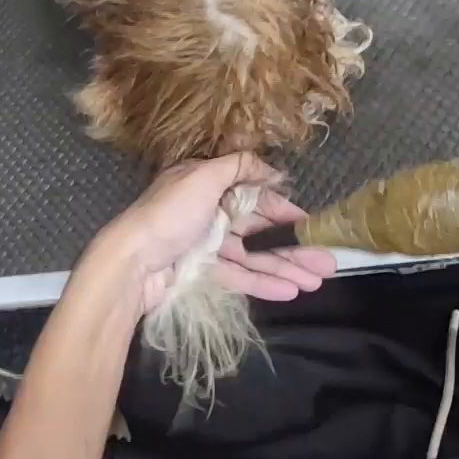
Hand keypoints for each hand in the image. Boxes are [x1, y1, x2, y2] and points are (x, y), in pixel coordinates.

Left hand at [82, 153, 335, 314]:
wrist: (131, 263)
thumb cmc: (168, 214)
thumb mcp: (202, 177)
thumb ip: (237, 168)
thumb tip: (271, 169)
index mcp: (206, 186)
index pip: (253, 196)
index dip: (282, 209)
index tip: (310, 224)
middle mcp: (208, 214)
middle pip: (258, 229)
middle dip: (293, 244)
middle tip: (327, 261)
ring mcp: (205, 247)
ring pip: (254, 256)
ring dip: (286, 267)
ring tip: (318, 280)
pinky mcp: (202, 274)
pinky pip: (240, 277)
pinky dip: (265, 283)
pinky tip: (291, 291)